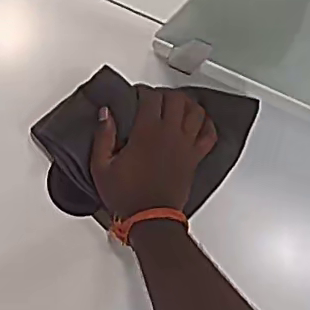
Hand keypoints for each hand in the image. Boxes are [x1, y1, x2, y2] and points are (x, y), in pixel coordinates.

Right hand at [91, 88, 217, 219]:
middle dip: (164, 94)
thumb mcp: (101, 166)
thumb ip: (103, 136)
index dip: (143, 91)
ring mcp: (185, 146)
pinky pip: (209, 135)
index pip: (152, 98)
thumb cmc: (126, 195)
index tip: (136, 93)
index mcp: (147, 133)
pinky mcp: (194, 158)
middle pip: (176, 100)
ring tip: (176, 103)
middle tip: (154, 98)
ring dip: (186, 103)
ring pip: (195, 112)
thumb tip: (105, 114)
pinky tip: (200, 121)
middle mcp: (170, 135)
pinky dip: (207, 124)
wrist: (150, 218)